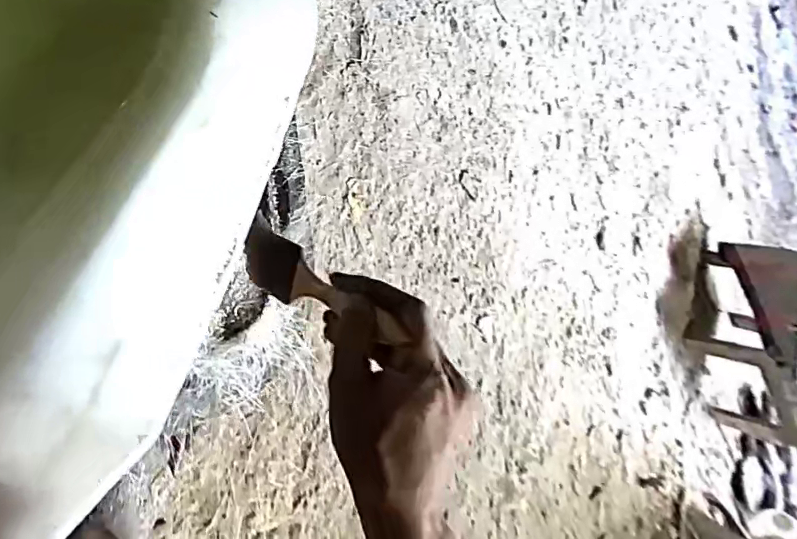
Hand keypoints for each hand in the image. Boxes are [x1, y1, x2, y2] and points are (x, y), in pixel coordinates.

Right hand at [324, 275, 473, 538]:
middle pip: (411, 327)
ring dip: (381, 337)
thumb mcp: (348, 387)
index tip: (343, 284)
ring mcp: (458, 398)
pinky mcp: (455, 411)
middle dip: (371, 314)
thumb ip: (352, 336)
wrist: (401, 512)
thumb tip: (355, 300)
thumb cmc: (372, 456)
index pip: (408, 308)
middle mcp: (453, 381)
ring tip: (345, 337)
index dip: (373, 289)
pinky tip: (369, 362)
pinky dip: (395, 358)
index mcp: (430, 372)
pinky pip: (423, 368)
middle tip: (338, 311)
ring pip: (416, 347)